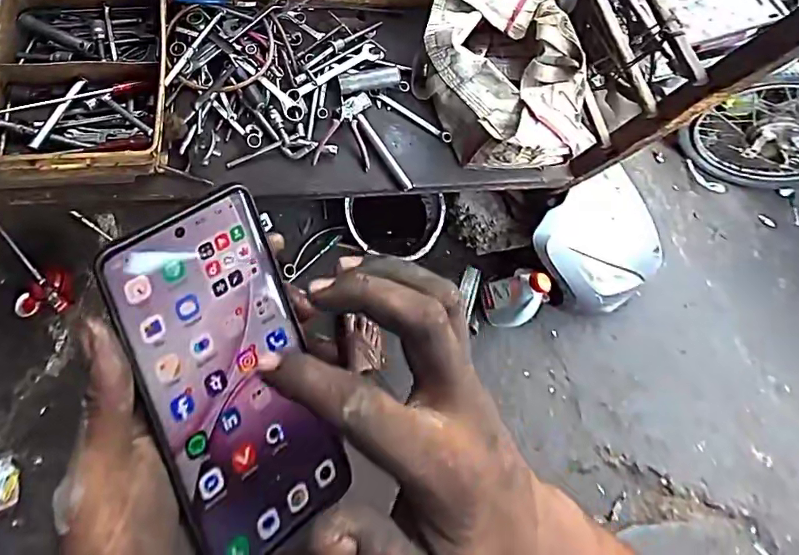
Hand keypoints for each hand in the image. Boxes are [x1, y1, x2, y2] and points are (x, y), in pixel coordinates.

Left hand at [58, 231, 302, 554]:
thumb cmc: (107, 531)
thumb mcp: (101, 464)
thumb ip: (102, 400)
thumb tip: (92, 323)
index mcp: (146, 389)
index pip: (177, 321)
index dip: (204, 280)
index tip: (234, 247)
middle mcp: (183, 402)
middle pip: (224, 342)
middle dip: (257, 306)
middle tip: (288, 281)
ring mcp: (215, 434)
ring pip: (253, 376)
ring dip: (283, 348)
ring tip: (311, 321)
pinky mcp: (241, 469)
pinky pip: (273, 430)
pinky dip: (298, 405)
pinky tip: (322, 385)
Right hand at [261, 255, 629, 554]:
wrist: (530, 538)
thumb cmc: (473, 552)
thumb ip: (374, 544)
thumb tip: (322, 535)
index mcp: (443, 462)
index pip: (367, 406)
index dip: (311, 380)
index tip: (268, 364)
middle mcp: (461, 403)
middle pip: (427, 319)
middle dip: (365, 293)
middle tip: (314, 294)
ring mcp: (469, 375)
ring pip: (442, 297)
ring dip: (387, 272)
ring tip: (337, 271)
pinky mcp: (465, 363)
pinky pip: (443, 302)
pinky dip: (402, 277)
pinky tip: (365, 276)